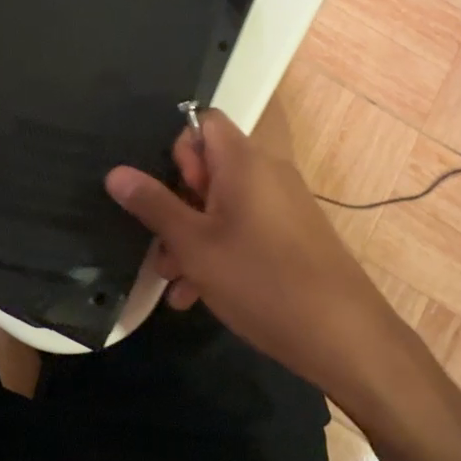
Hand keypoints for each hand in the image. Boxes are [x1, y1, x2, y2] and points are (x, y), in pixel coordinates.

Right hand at [104, 109, 394, 386]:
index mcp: (243, 161)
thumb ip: (152, 205)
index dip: (175, 150)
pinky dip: (217, 252)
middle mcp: (265, 173)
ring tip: (172, 282)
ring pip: (220, 206)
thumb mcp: (194, 245)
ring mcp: (281, 206)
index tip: (163, 192)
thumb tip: (115, 172)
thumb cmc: (262, 280)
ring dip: (190, 238)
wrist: (345, 338)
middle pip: (206, 169)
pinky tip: (195, 296)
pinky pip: (242, 230)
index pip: (202, 122)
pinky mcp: (290, 237)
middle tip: (157, 247)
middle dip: (174, 206)